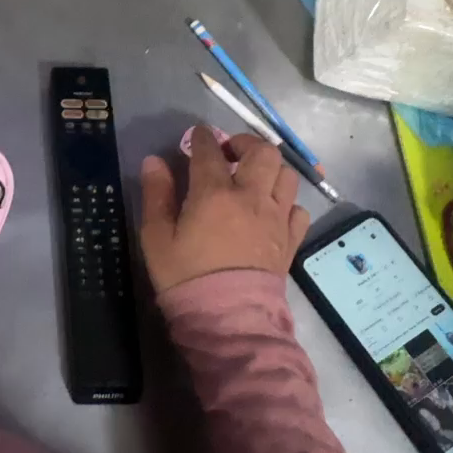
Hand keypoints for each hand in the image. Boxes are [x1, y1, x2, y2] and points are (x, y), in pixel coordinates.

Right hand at [138, 127, 311, 290]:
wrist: (228, 318)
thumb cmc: (185, 275)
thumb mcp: (156, 236)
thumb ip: (156, 194)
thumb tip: (155, 161)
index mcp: (214, 193)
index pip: (210, 151)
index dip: (203, 137)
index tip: (197, 135)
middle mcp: (251, 198)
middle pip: (263, 153)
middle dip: (245, 144)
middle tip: (230, 152)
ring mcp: (276, 219)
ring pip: (286, 175)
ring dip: (269, 169)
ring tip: (252, 178)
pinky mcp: (290, 240)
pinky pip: (298, 209)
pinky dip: (285, 202)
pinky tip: (270, 210)